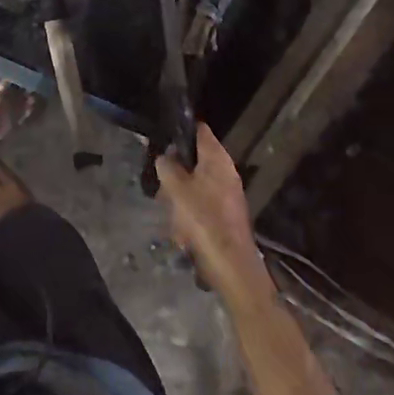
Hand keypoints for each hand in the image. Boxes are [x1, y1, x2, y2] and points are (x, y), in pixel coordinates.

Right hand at [155, 123, 255, 286]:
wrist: (232, 265)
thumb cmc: (203, 219)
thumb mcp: (175, 187)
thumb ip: (167, 166)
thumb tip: (165, 156)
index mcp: (217, 159)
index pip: (199, 130)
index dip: (181, 129)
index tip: (163, 135)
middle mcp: (227, 171)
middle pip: (196, 157)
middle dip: (177, 168)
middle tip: (161, 180)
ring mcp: (229, 193)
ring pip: (197, 181)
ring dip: (181, 192)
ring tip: (168, 207)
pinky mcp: (228, 213)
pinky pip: (203, 202)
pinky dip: (190, 209)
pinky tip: (181, 227)